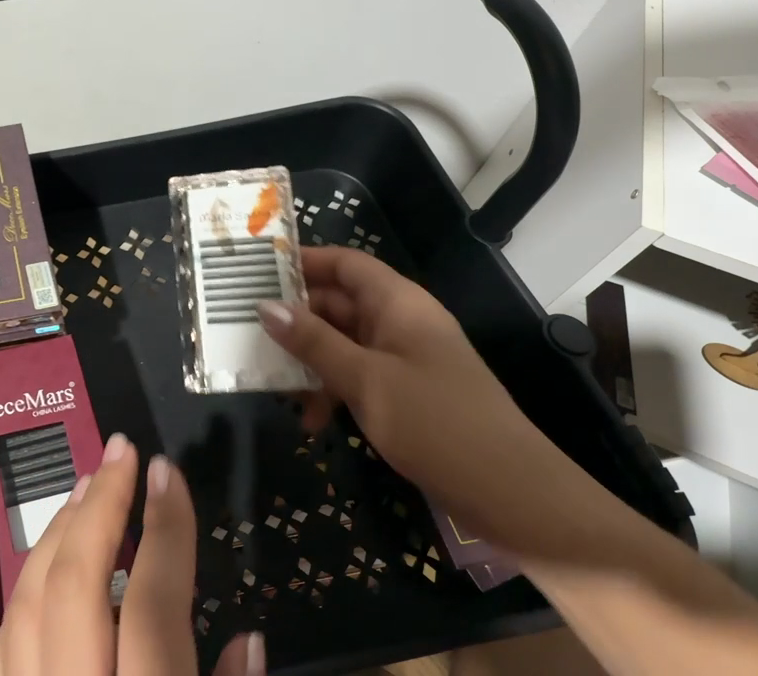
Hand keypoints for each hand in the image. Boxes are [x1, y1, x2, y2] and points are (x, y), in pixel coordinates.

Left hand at [0, 433, 264, 675]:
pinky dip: (30, 586)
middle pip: (75, 583)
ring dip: (59, 533)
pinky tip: (50, 559)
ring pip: (28, 599)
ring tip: (89, 487)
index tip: (169, 472)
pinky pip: (5, 635)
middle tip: (122, 451)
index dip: (166, 532)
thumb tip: (248, 639)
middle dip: (101, 506)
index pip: (153, 604)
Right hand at [256, 246, 579, 551]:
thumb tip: (265, 305)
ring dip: (309, 361)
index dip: (303, 261)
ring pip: (342, 343)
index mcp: (398, 304)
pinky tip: (313, 421)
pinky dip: (331, 390)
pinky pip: (356, 376)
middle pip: (338, 303)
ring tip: (272, 384)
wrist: (512, 494)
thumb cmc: (437, 423)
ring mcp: (404, 360)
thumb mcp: (366, 380)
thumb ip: (314, 342)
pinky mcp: (405, 395)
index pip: (345, 264)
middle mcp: (400, 323)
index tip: (255, 272)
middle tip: (245, 331)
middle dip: (295, 318)